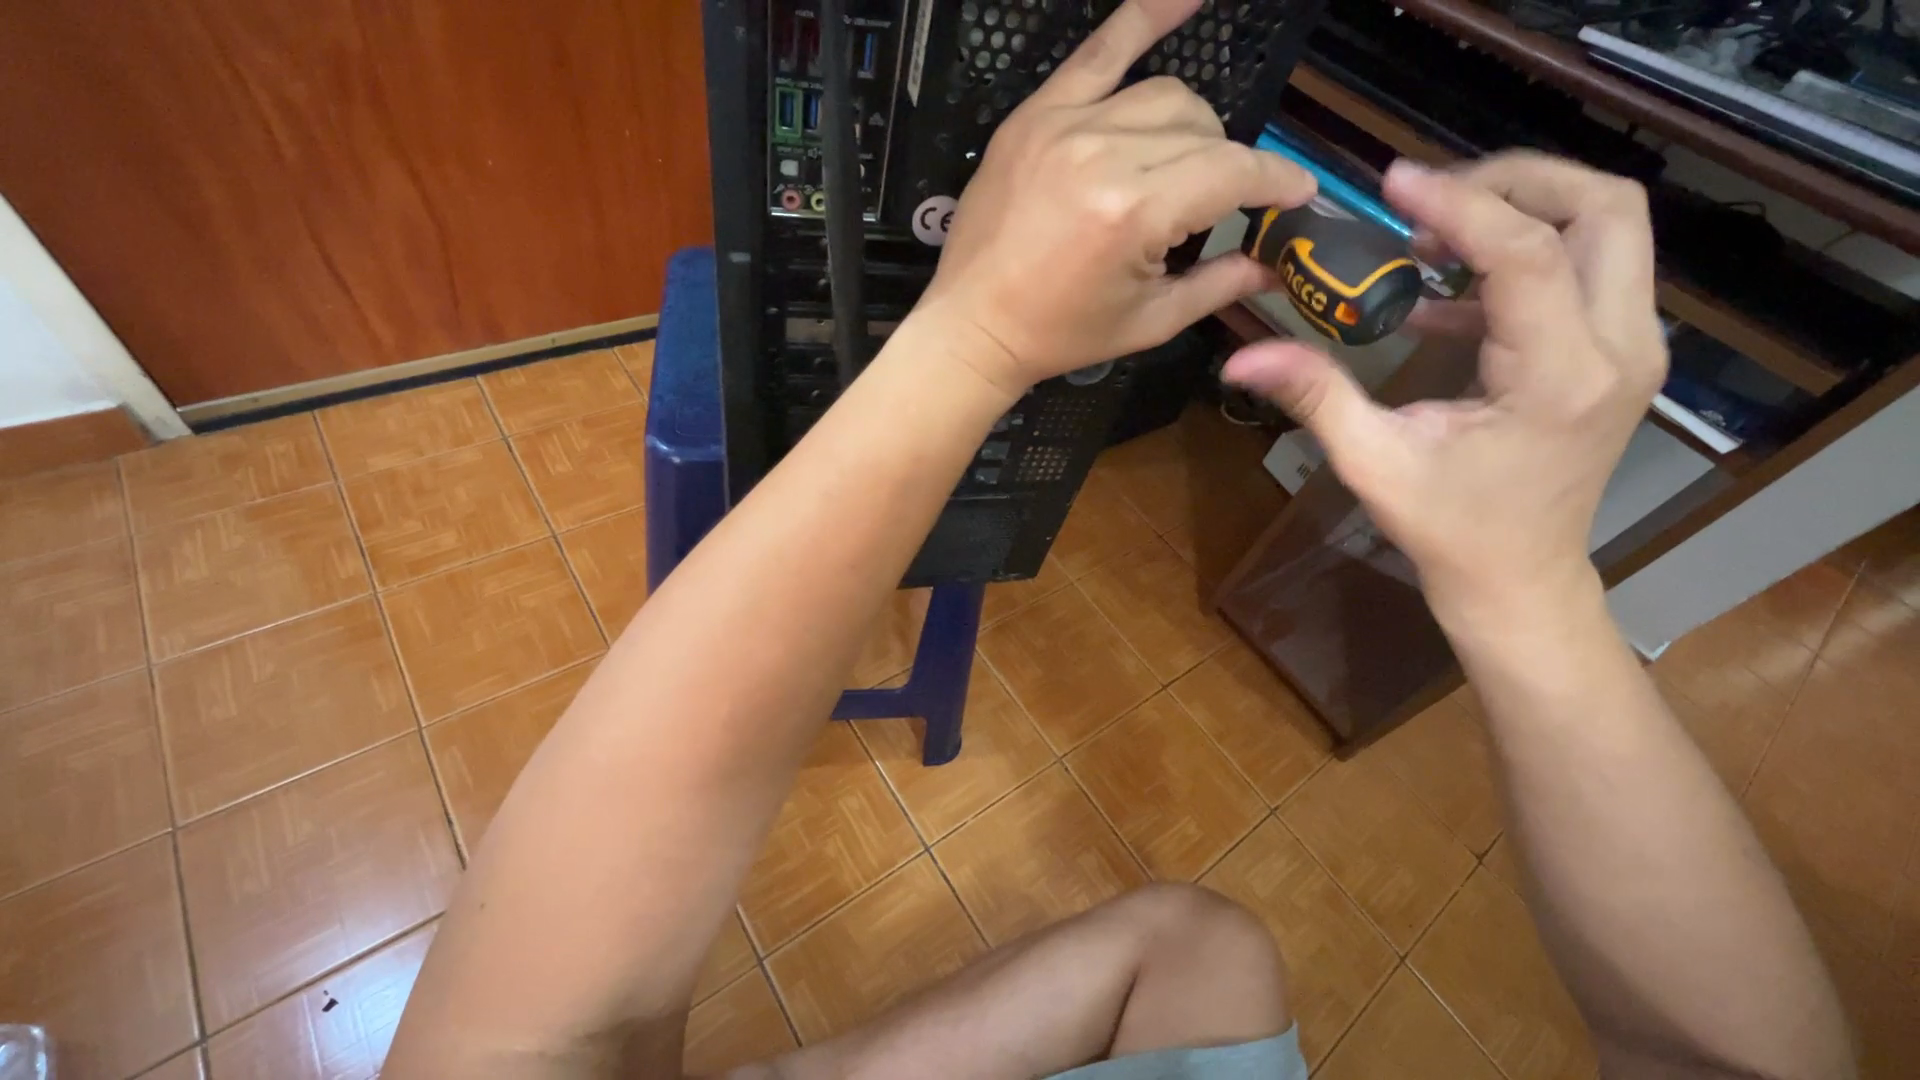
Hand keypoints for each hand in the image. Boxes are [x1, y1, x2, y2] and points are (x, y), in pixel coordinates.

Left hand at [919, 0, 1314, 396]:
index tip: (1297, 194)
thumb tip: (1274, 264)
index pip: (1233, 171)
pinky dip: (1145, 16)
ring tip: (1178, 166)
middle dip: (1225, 167)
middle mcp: (1104, 155)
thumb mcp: (1148, 322)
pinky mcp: (1034, 114)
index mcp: (1135, 212)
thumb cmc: (1061, 333)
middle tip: (1211, 206)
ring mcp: (1064, 126)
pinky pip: (1099, 49)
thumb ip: (1218, 285)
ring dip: (1190, 127)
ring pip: (1165, 95)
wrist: (972, 325)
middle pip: (1203, 129)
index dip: (1276, 182)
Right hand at [1223, 152, 1666, 623]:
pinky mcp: (1618, 353)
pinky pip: (1587, 270)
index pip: (1526, 254)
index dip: (1458, 206)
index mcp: (1560, 378)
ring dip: (1523, 211)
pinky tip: (1443, 293)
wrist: (1518, 577)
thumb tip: (1239, 357)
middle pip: (1603, 209)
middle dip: (1516, 182)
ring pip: (1608, 229)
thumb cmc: (1447, 529)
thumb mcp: (1373, 462)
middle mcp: (1620, 349)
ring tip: (1432, 234)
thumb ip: (1315, 396)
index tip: (1394, 183)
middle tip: (1429, 197)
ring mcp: (1632, 348)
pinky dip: (1520, 257)